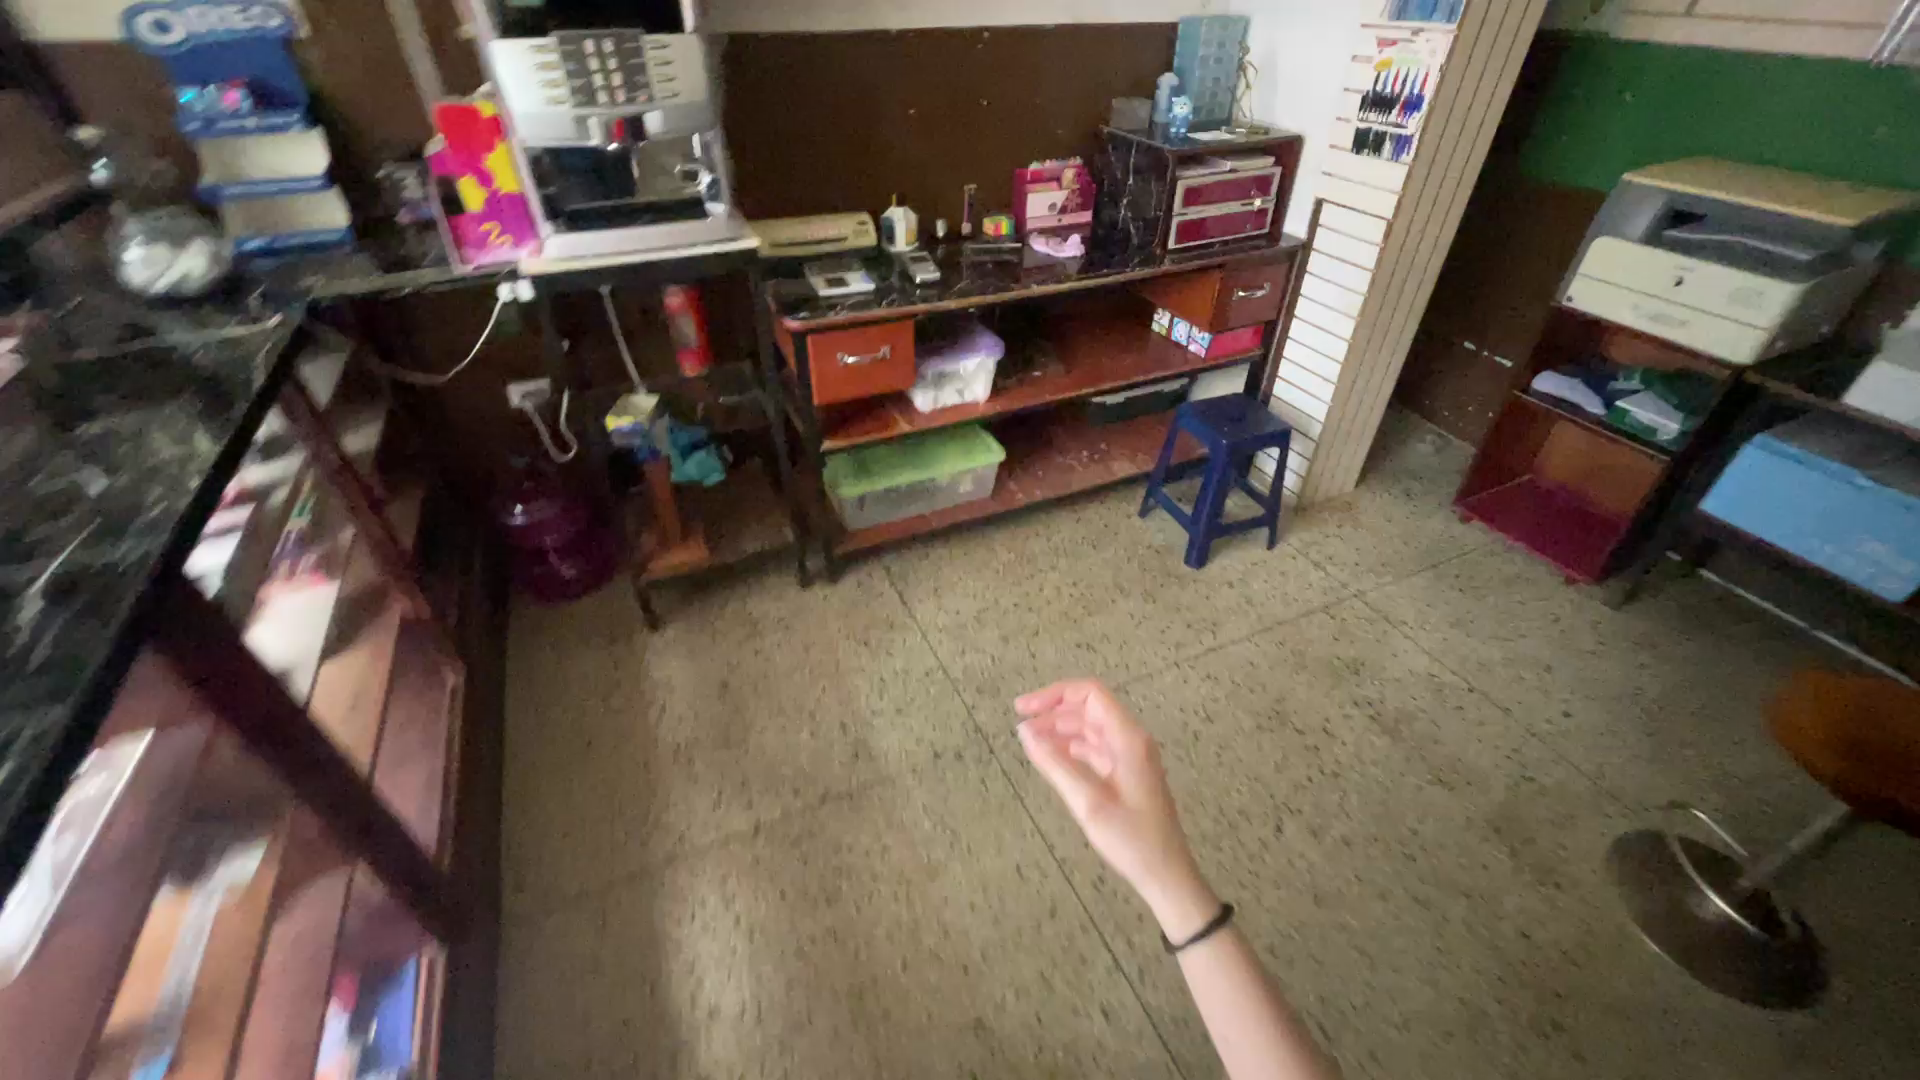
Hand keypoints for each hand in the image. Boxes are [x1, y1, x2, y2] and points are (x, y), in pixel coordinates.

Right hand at [1016, 679, 1219, 939]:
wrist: (1167, 875)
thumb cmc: (1132, 840)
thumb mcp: (1088, 802)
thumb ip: (1054, 763)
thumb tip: (1024, 731)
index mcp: (1128, 738)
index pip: (1090, 693)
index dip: (1055, 694)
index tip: (1024, 709)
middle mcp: (1131, 740)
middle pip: (1089, 708)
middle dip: (1053, 711)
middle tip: (1020, 725)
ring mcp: (1130, 757)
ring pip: (1091, 728)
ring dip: (1060, 729)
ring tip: (1031, 742)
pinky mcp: (1127, 774)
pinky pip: (1095, 748)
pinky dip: (1071, 747)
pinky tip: (1052, 759)